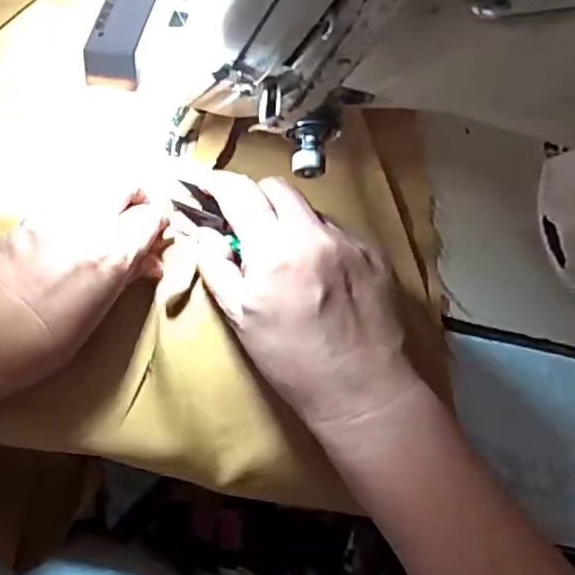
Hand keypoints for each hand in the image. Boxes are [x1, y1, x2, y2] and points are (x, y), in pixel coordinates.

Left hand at [0, 184, 168, 388]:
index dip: (156, 226)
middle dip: (134, 200)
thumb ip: (125, 277)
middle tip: (132, 224)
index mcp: (109, 254)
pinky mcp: (27, 216)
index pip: (150, 216)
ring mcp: (53, 215)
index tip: (152, 239)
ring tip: (97, 232)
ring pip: (93, 187)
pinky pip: (63, 202)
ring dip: (103, 202)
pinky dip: (75, 212)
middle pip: (125, 185)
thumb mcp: (98, 312)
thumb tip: (148, 263)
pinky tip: (65, 238)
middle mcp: (85, 224)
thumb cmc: (46, 339)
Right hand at [184, 171, 426, 431]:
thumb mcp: (238, 316)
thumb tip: (205, 234)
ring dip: (283, 218)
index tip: (201, 183)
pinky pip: (332, 231)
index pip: (239, 193)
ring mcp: (349, 243)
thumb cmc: (291, 360)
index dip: (214, 182)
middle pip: (276, 188)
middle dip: (251, 197)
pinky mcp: (373, 256)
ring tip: (277, 255)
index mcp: (276, 250)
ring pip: (306, 208)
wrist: (365, 392)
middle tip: (237, 223)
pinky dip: (311, 238)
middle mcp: (315, 236)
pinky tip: (310, 272)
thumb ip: (216, 266)